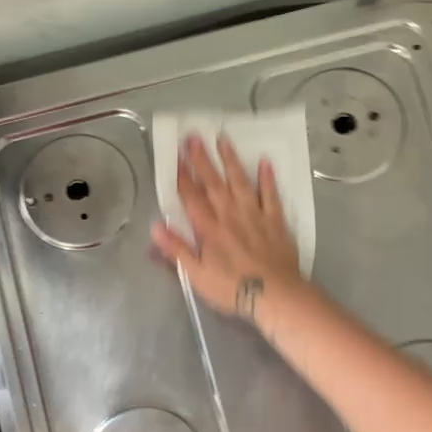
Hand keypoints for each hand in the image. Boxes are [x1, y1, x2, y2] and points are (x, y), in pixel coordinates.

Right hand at [152, 132, 304, 322]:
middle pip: (213, 183)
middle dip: (202, 159)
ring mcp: (254, 216)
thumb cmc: (232, 289)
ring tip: (223, 139)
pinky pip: (270, 195)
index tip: (175, 154)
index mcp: (208, 229)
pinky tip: (265, 162)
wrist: (274, 295)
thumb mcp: (196, 275)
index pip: (191, 197)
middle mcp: (230, 215)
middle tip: (194, 136)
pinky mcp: (275, 222)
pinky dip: (267, 178)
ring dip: (230, 160)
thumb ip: (176, 250)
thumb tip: (155, 227)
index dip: (182, 175)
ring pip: (240, 182)